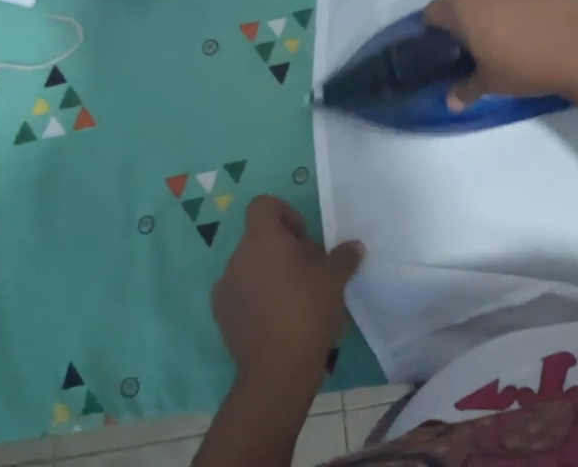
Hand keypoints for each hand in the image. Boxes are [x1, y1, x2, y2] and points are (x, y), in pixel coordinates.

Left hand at [211, 196, 363, 382]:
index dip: (285, 214)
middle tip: (310, 272)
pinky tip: (278, 319)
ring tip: (296, 298)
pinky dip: (257, 296)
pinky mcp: (222, 316)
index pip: (263, 206)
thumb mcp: (334, 280)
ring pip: (251, 266)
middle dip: (284, 249)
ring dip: (271, 273)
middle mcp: (237, 258)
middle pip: (259, 238)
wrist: (276, 371)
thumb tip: (354, 246)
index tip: (304, 238)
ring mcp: (225, 287)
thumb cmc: (307, 312)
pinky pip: (241, 292)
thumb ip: (343, 257)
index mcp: (261, 240)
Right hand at [422, 0, 577, 108]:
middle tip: (487, 42)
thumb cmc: (526, 67)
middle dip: (472, 16)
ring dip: (502, 4)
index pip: (434, 11)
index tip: (449, 45)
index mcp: (463, 7)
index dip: (437, 28)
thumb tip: (451, 102)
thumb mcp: (491, 84)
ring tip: (521, 30)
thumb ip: (466, 89)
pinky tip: (545, 17)